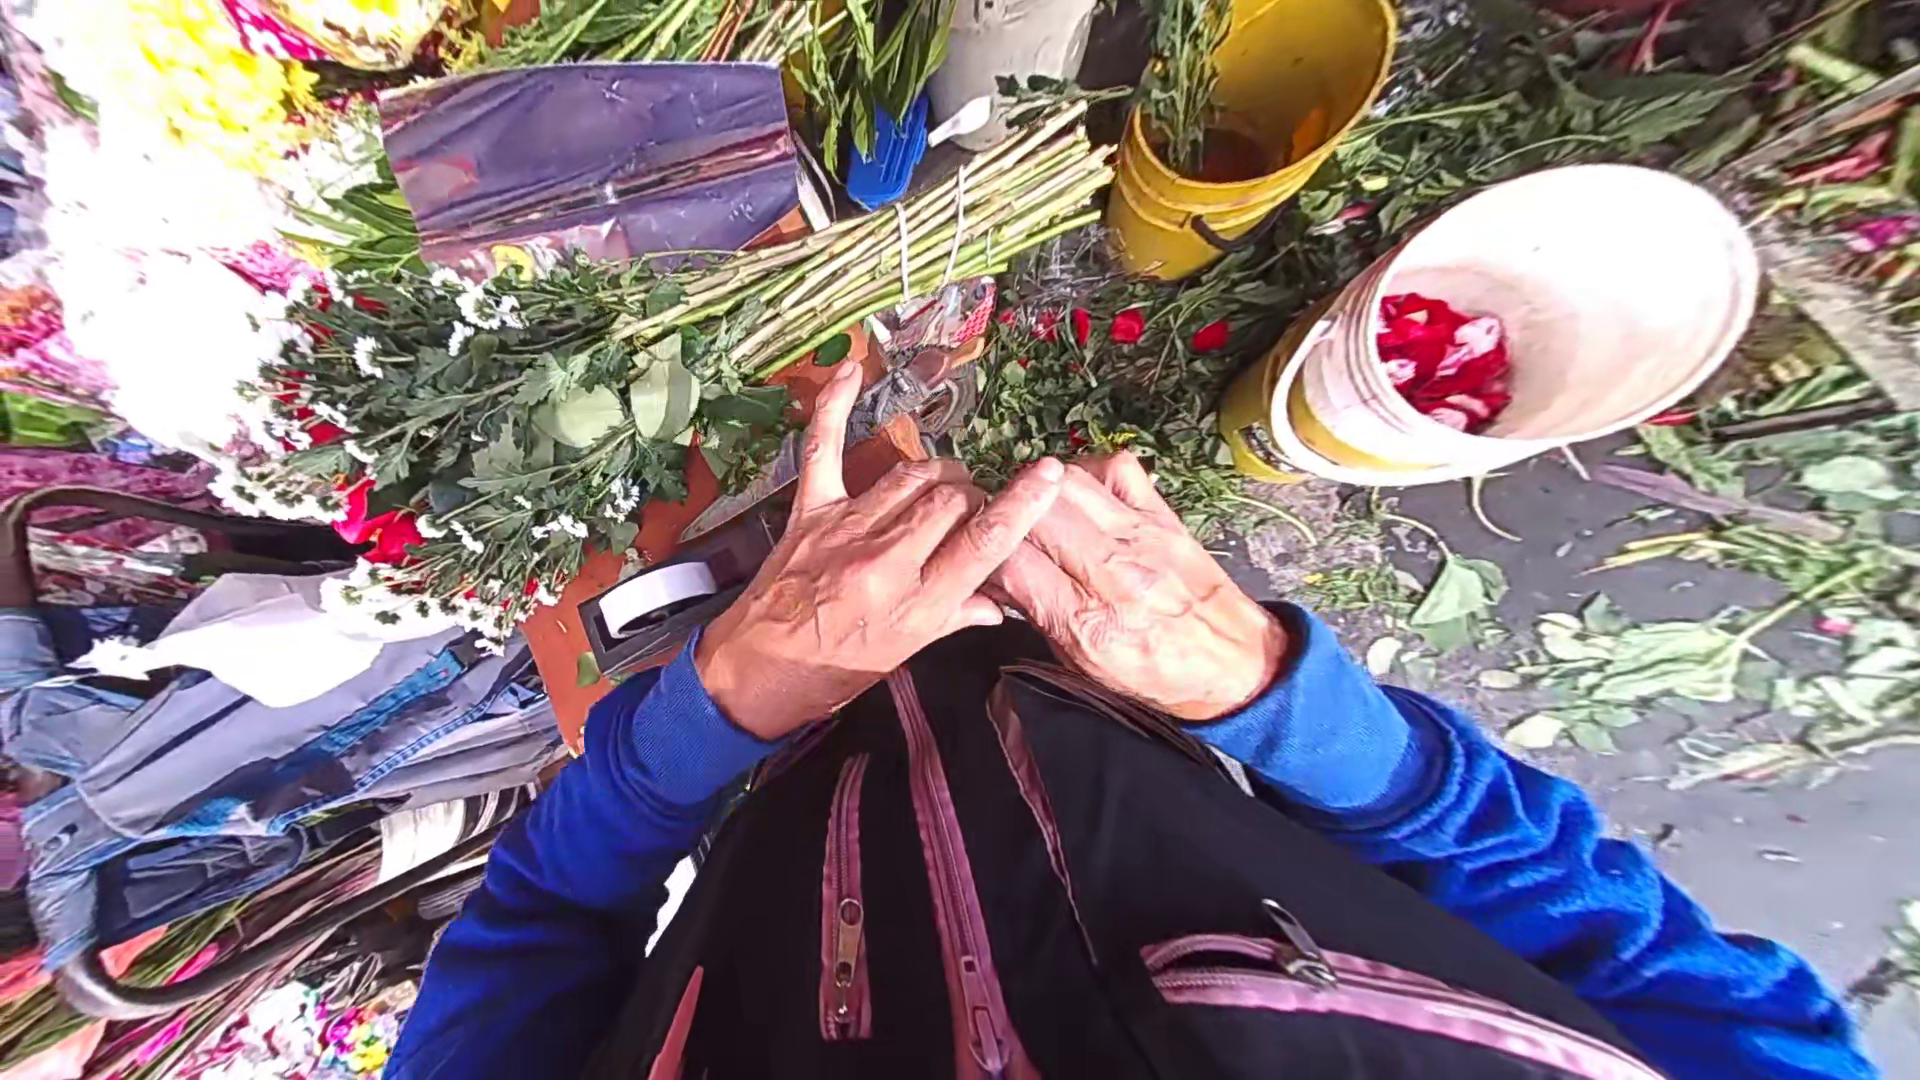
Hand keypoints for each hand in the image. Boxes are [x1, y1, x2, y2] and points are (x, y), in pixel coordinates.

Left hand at [695, 360, 1064, 738]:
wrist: (757, 670)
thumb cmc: (836, 670)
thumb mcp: (905, 653)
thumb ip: (956, 616)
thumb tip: (1000, 601)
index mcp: (918, 603)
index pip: (985, 542)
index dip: (1023, 504)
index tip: (1048, 475)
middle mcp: (887, 559)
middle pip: (952, 498)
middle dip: (974, 497)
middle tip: (971, 513)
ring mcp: (847, 527)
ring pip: (913, 473)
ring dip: (939, 474)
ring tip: (943, 489)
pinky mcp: (812, 509)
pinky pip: (824, 447)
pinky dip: (836, 406)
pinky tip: (853, 371)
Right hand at [990, 452, 1286, 721]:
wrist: (1232, 665)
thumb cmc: (1152, 672)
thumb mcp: (1081, 662)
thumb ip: (1038, 612)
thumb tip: (998, 574)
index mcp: (1087, 621)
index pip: (1013, 562)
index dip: (986, 552)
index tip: (981, 554)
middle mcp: (1113, 572)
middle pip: (1036, 513)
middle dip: (1005, 513)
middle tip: (999, 523)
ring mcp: (1142, 536)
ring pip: (1068, 483)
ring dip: (1039, 489)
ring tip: (1034, 507)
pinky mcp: (1164, 515)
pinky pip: (1116, 468)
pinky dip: (1088, 471)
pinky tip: (1080, 494)